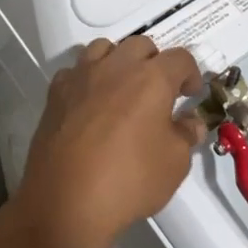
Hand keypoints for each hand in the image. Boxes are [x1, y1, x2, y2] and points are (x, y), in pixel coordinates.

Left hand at [12, 36, 206, 247]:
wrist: (66, 202)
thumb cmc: (129, 181)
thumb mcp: (175, 163)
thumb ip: (186, 134)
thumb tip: (190, 121)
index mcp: (152, 78)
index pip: (180, 58)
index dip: (190, 74)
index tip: (191, 95)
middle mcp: (116, 67)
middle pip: (141, 45)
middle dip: (155, 62)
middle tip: (159, 92)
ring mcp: (82, 76)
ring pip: (104, 49)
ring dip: (119, 62)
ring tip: (122, 89)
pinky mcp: (56, 93)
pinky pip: (75, 71)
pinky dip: (87, 79)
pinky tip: (90, 103)